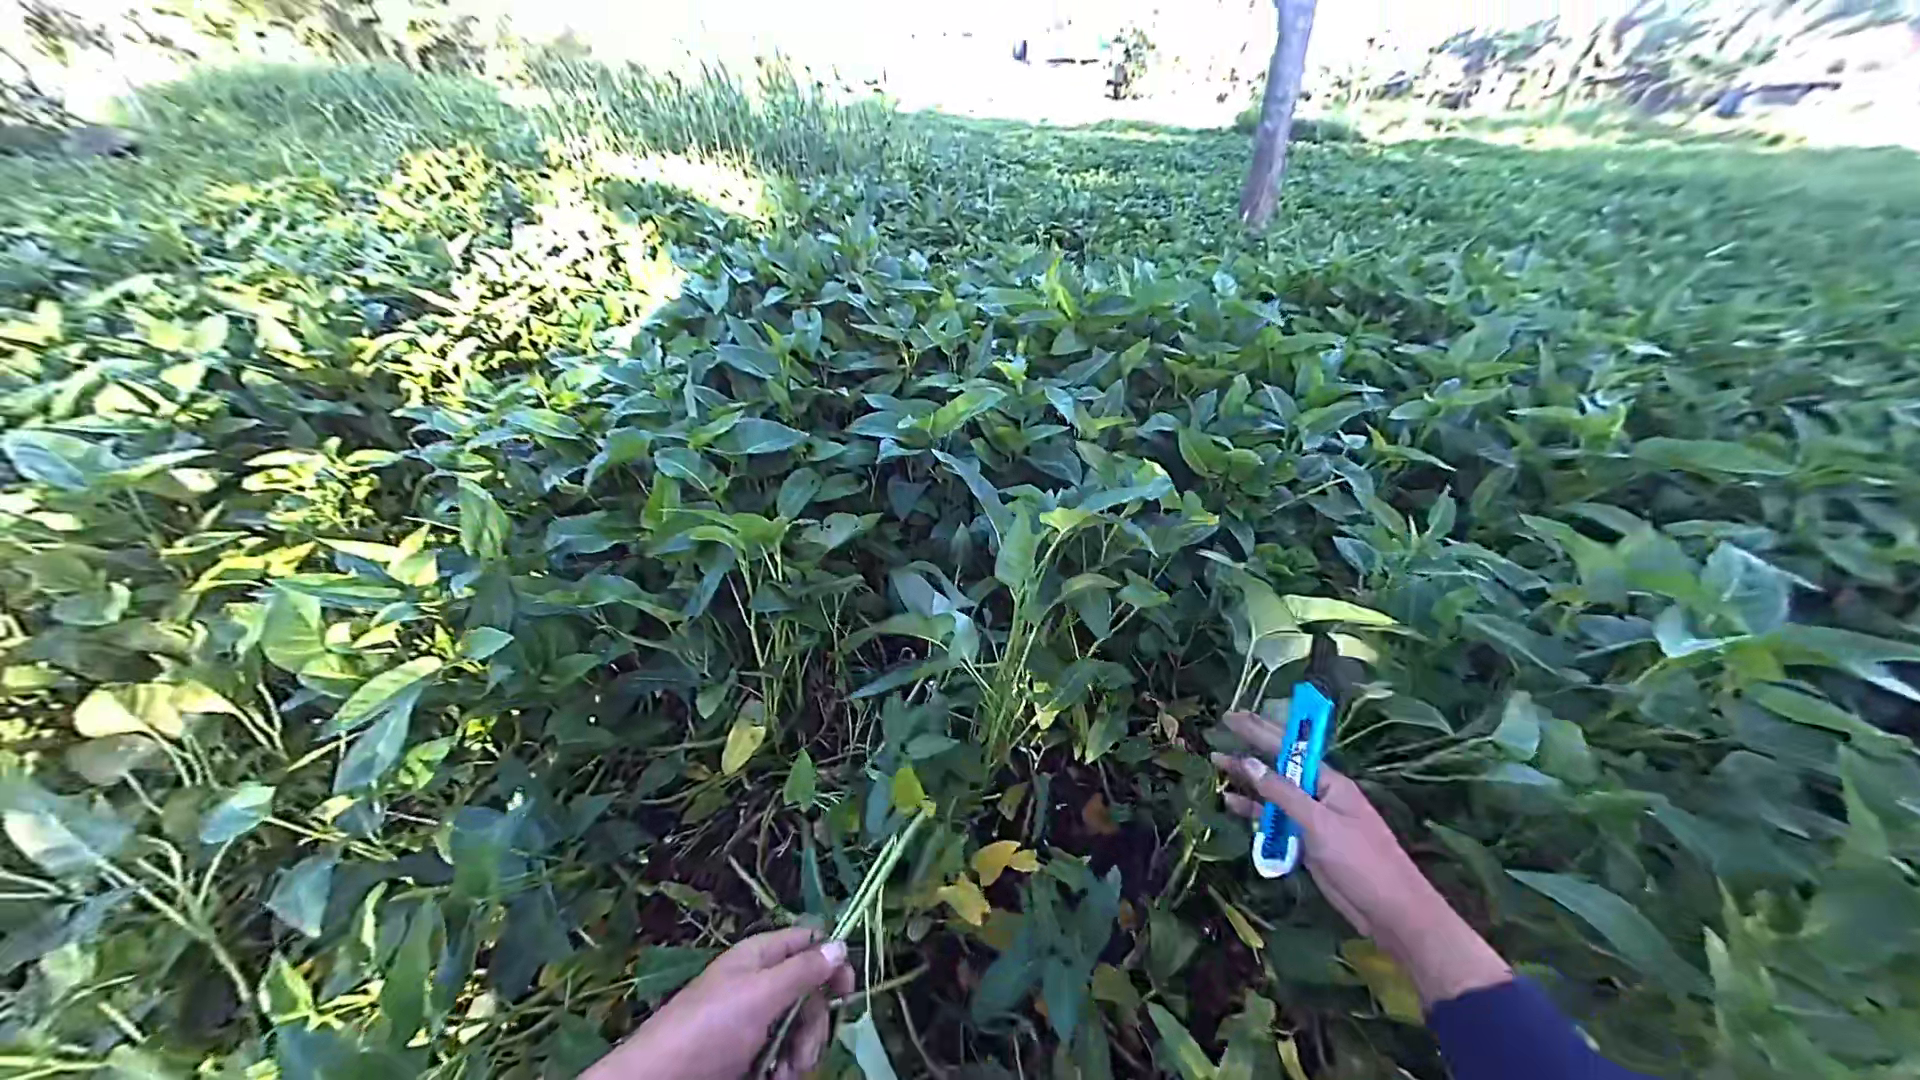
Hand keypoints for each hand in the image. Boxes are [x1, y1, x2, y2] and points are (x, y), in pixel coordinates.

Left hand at [583, 927, 854, 1079]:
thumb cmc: (709, 1029)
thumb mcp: (762, 994)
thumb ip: (804, 970)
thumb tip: (841, 943)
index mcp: (762, 955)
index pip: (808, 941)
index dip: (832, 959)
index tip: (847, 990)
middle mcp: (762, 982)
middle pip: (809, 989)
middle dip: (814, 1022)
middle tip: (804, 1052)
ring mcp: (754, 1020)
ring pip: (799, 1026)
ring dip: (801, 1051)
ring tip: (784, 1073)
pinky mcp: (748, 1054)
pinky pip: (782, 1052)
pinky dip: (784, 1067)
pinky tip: (775, 1079)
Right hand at [1211, 709, 1511, 1005]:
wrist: (1393, 916)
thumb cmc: (1363, 863)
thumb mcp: (1320, 824)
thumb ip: (1282, 793)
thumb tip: (1248, 762)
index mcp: (1329, 782)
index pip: (1289, 747)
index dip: (1259, 729)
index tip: (1232, 717)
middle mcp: (1318, 794)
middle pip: (1278, 765)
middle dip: (1250, 747)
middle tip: (1223, 728)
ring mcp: (1312, 818)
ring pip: (1272, 791)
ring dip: (1246, 779)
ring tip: (1216, 763)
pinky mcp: (1305, 842)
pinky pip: (1273, 819)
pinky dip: (1252, 811)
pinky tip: (1230, 802)